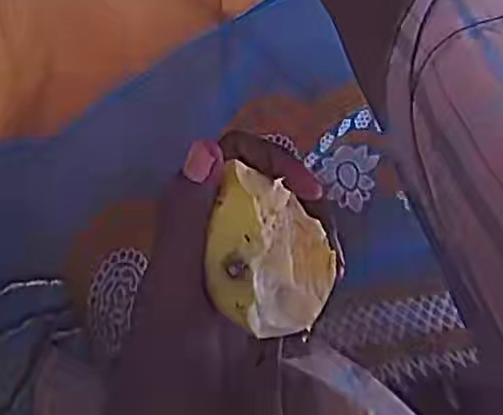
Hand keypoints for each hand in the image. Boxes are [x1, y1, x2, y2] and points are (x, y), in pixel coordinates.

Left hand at [106, 134, 323, 414]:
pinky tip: (332, 279)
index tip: (306, 187)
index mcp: (189, 218)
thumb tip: (205, 145)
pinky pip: (293, 269)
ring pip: (282, 225)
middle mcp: (215, 231)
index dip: (267, 159)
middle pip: (263, 187)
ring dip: (313, 229)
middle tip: (329, 228)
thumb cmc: (165, 356)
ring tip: (336, 257)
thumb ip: (184, 219)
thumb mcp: (172, 287)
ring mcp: (240, 267)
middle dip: (301, 195)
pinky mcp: (261, 304)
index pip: (229, 160)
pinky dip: (316, 267)